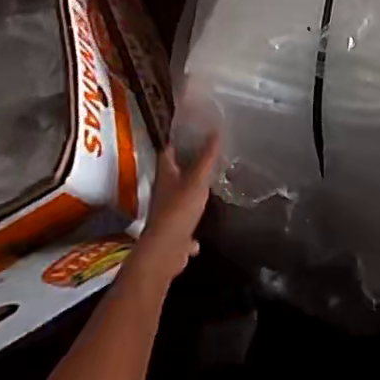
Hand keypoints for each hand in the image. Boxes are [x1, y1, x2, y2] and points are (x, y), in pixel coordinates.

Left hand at [124, 133, 221, 289]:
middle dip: (189, 163)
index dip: (180, 140)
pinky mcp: (173, 226)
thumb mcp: (197, 181)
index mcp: (165, 173)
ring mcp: (167, 208)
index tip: (196, 132)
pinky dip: (193, 218)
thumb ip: (206, 158)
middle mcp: (163, 188)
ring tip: (210, 181)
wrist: (166, 248)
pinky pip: (185, 218)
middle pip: (175, 171)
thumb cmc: (179, 209)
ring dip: (192, 188)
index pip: (169, 150)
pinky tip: (205, 217)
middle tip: (209, 154)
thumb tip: (215, 130)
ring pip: (180, 193)